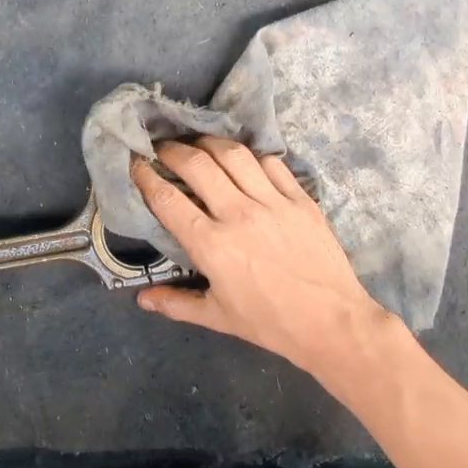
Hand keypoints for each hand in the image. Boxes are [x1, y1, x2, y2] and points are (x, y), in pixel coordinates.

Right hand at [131, 138, 405, 384]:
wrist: (332, 323)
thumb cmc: (270, 323)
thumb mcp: (217, 317)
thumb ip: (176, 303)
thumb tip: (142, 299)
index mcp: (212, 245)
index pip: (168, 199)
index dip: (145, 176)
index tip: (135, 164)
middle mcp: (238, 214)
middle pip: (197, 164)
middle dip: (172, 151)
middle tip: (161, 149)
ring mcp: (273, 203)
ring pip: (234, 154)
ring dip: (208, 143)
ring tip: (197, 145)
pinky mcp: (301, 200)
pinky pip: (271, 164)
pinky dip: (250, 156)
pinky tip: (242, 161)